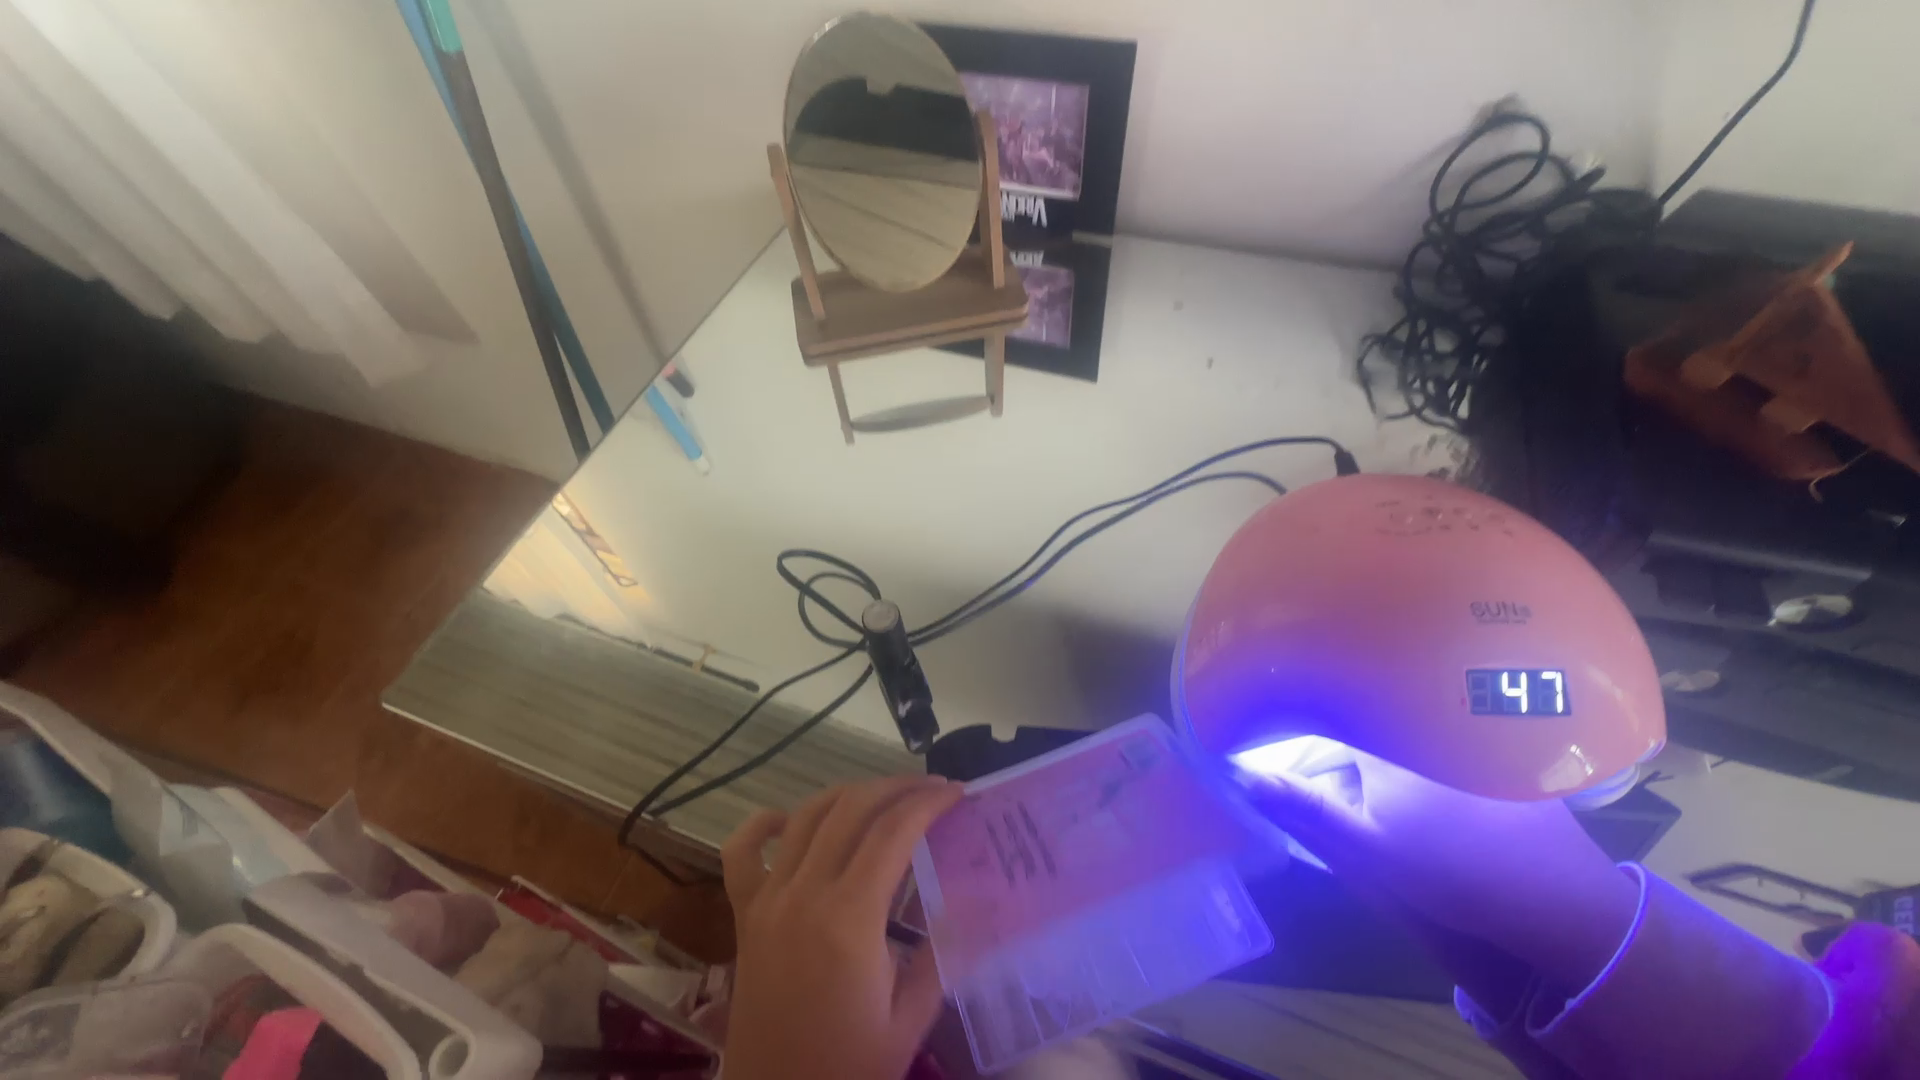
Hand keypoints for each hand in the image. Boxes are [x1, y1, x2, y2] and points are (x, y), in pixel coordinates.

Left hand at [721, 775, 965, 1079]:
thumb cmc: (849, 1065)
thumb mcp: (910, 1018)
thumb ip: (941, 953)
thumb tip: (975, 900)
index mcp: (849, 918)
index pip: (893, 832)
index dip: (928, 803)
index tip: (958, 792)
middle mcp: (804, 893)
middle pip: (852, 809)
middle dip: (897, 787)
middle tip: (932, 788)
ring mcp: (767, 899)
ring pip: (806, 816)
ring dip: (849, 794)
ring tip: (884, 796)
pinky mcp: (744, 914)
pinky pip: (741, 852)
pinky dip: (764, 824)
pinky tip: (789, 819)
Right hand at [1240, 748, 1638, 994]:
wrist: (1563, 902)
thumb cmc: (1453, 873)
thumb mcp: (1369, 848)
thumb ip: (1305, 808)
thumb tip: (1243, 774)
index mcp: (1386, 747)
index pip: (1323, 730)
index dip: (1299, 746)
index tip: (1284, 763)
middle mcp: (1424, 731)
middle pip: (1362, 729)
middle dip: (1337, 747)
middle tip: (1329, 782)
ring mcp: (1467, 741)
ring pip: (1403, 733)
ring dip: (1378, 747)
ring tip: (1374, 786)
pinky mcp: (1502, 757)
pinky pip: (1442, 740)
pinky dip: (1422, 751)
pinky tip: (1428, 789)